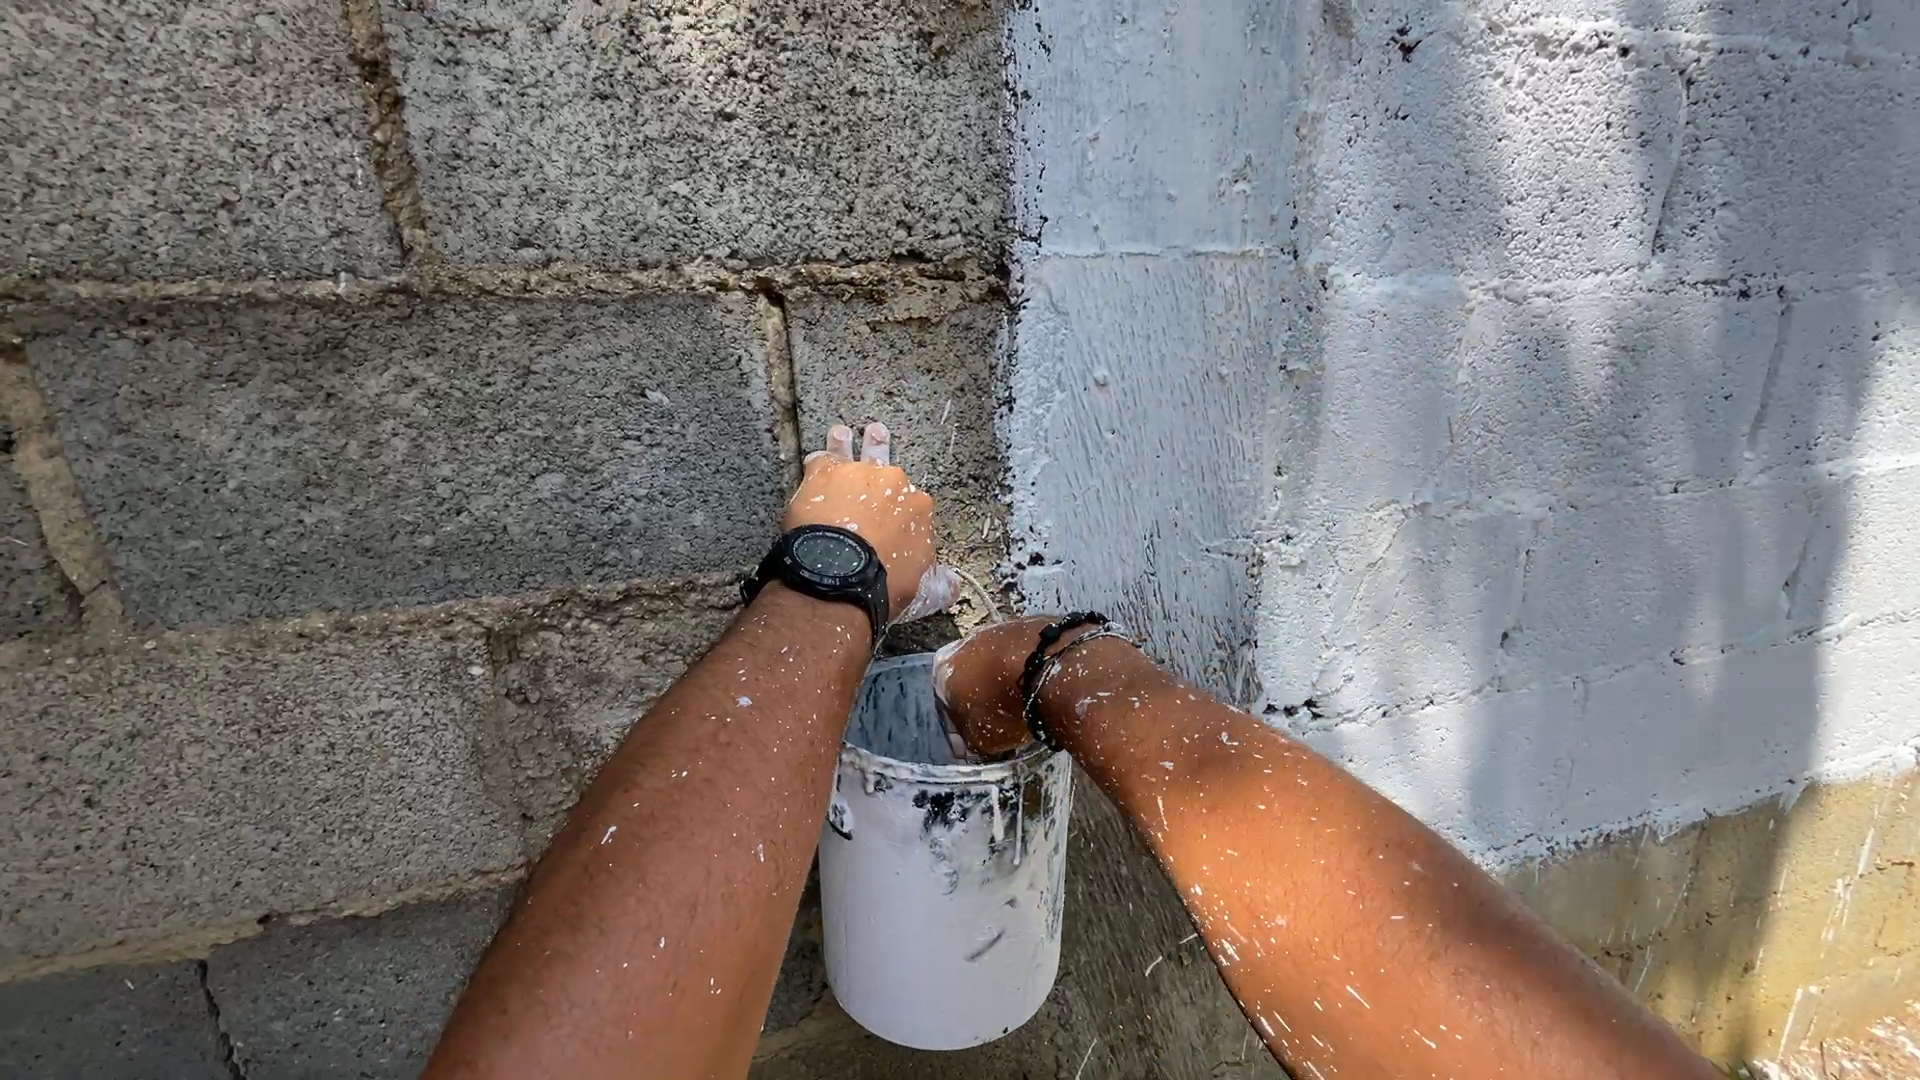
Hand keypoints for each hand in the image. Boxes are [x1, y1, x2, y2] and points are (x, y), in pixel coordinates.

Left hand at [783, 422, 956, 620]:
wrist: (842, 575)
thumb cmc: (883, 584)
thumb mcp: (921, 590)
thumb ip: (938, 583)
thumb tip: (954, 584)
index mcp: (919, 506)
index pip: (914, 502)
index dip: (901, 510)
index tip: (891, 517)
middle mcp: (894, 481)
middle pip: (888, 469)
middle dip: (883, 459)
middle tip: (877, 442)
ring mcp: (858, 473)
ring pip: (855, 452)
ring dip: (849, 444)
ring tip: (843, 433)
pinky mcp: (825, 473)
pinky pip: (820, 460)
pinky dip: (818, 461)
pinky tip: (815, 459)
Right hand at [931, 616, 1060, 755]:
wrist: (1049, 666)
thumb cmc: (1004, 705)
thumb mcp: (981, 740)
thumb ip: (968, 742)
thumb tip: (968, 743)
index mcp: (942, 669)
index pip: (945, 706)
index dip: (961, 730)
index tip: (976, 744)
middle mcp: (963, 643)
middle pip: (971, 682)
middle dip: (983, 703)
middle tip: (1002, 728)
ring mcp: (997, 630)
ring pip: (997, 667)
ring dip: (1007, 686)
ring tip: (1026, 711)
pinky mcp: (1029, 626)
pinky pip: (1023, 657)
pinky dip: (1028, 673)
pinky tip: (1042, 691)